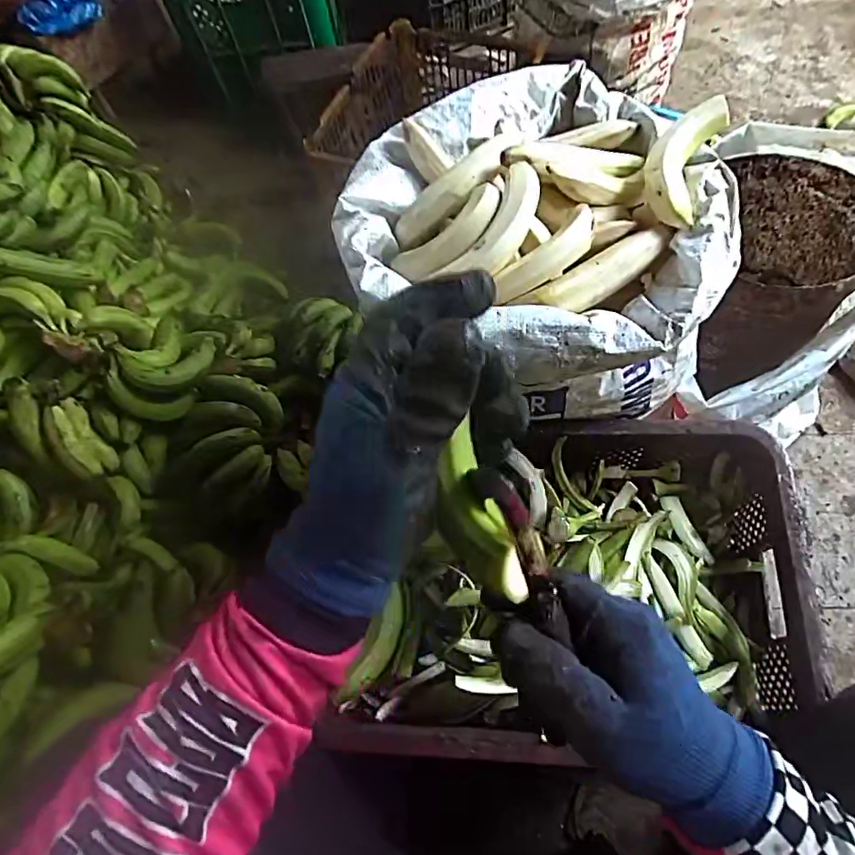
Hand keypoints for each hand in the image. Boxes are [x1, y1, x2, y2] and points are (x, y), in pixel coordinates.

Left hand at [264, 273, 525, 624]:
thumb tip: (464, 332)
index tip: (486, 289)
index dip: (442, 298)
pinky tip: (494, 458)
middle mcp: (391, 388)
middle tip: (502, 417)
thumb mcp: (400, 451)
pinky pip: (469, 418)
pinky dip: (488, 432)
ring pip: (465, 384)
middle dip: (484, 374)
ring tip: (501, 442)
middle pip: (448, 351)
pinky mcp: (429, 442)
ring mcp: (412, 415)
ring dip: (493, 405)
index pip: (404, 319)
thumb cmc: (364, 509)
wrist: (352, 564)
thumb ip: (430, 395)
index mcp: (370, 380)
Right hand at [496, 573, 771, 846]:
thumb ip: (551, 673)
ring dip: (545, 671)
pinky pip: (577, 655)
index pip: (556, 583)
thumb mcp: (598, 719)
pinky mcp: (623, 657)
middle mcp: (621, 617)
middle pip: (553, 612)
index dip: (521, 601)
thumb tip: (503, 629)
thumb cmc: (658, 751)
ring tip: (551, 717)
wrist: (712, 777)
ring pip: (560, 636)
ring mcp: (623, 637)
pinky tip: (565, 716)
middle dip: (532, 650)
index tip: (502, 642)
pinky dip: (562, 680)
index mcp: (619, 620)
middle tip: (531, 698)